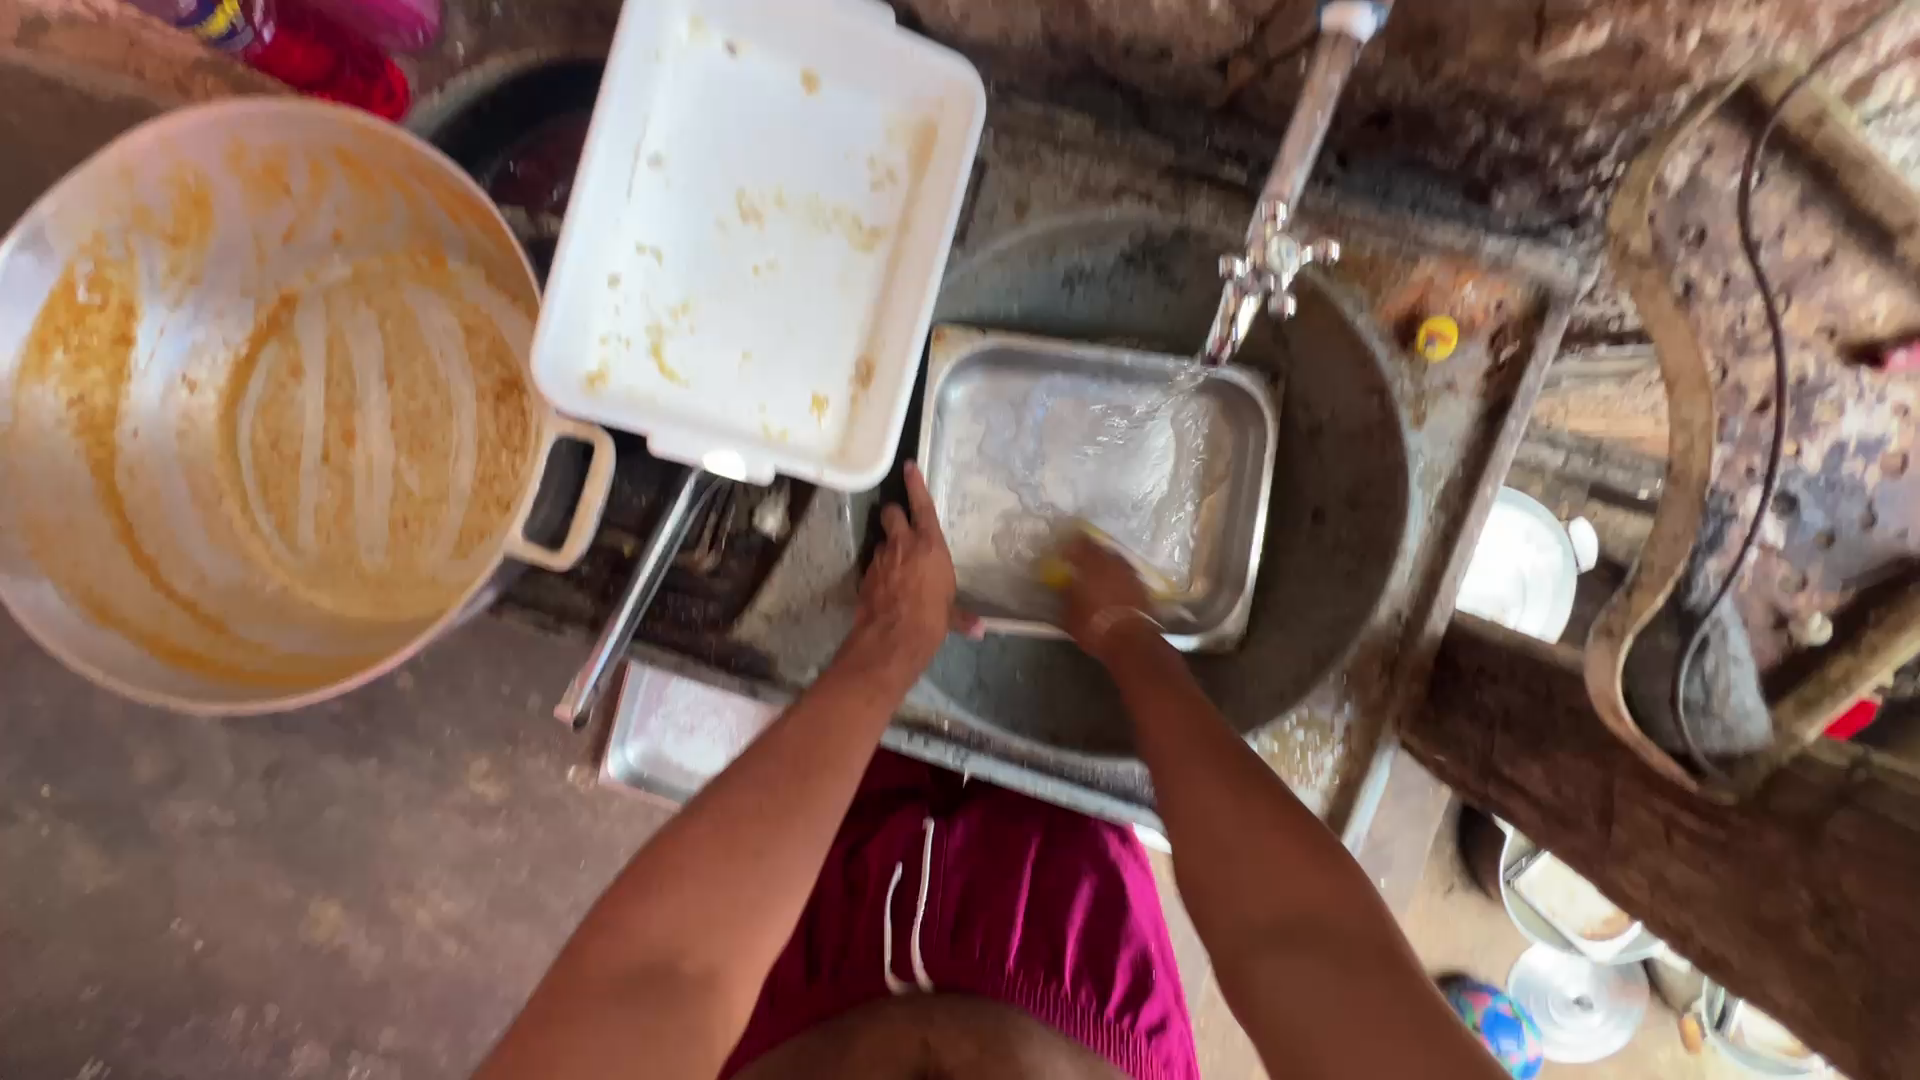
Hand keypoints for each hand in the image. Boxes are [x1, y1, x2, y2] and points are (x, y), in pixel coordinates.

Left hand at [840, 462, 979, 684]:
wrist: (892, 637)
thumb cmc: (931, 619)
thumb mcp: (950, 615)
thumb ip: (962, 617)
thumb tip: (980, 630)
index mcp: (930, 546)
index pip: (922, 506)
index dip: (915, 484)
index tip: (908, 466)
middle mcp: (903, 545)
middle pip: (892, 513)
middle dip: (894, 514)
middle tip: (898, 521)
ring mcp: (881, 558)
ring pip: (882, 540)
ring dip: (888, 546)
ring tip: (895, 562)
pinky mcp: (865, 575)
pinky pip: (874, 564)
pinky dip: (880, 570)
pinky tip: (885, 585)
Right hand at [1062, 533, 1156, 664]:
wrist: (1131, 641)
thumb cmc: (1095, 628)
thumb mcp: (1069, 614)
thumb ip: (1066, 595)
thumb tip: (1064, 585)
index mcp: (1091, 566)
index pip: (1080, 545)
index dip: (1072, 544)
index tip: (1065, 548)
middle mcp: (1112, 564)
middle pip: (1101, 548)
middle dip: (1091, 550)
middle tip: (1083, 555)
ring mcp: (1129, 573)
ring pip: (1116, 558)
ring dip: (1107, 559)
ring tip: (1100, 567)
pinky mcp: (1142, 586)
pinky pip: (1127, 572)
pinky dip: (1119, 573)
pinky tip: (1116, 581)